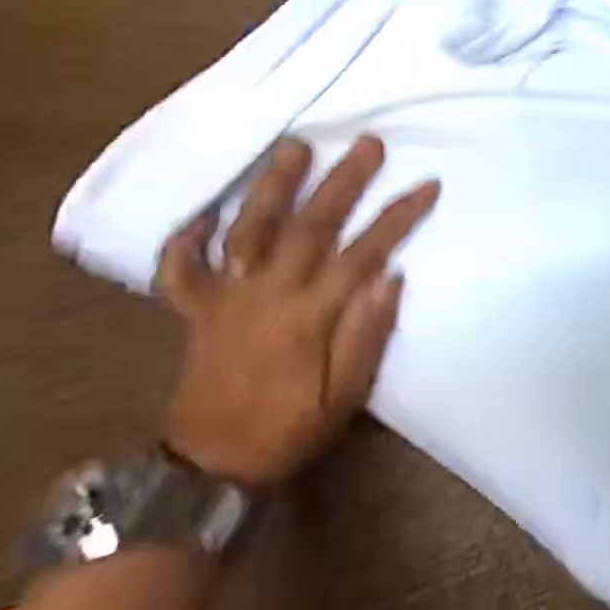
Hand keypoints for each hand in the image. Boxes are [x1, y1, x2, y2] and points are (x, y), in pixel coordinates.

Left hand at [153, 136, 438, 486]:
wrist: (210, 465)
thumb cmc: (293, 426)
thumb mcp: (346, 392)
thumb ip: (367, 333)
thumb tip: (391, 277)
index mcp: (308, 315)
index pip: (363, 252)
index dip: (398, 216)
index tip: (428, 185)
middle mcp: (265, 296)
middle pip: (308, 227)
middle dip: (342, 182)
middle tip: (367, 144)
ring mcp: (225, 301)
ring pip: (248, 232)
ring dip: (271, 187)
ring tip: (294, 147)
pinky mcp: (196, 312)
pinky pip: (181, 271)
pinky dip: (186, 239)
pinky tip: (203, 210)